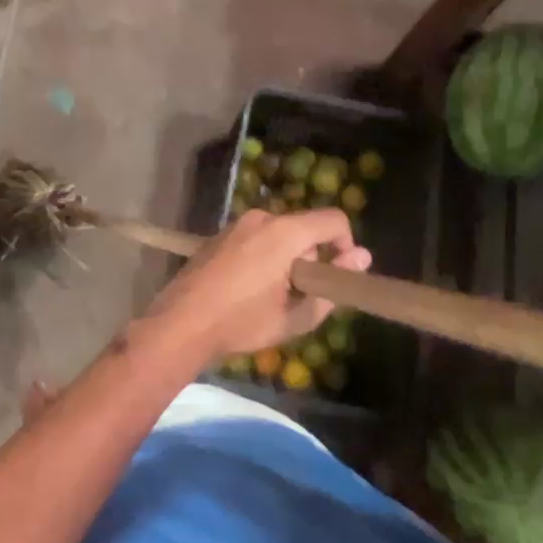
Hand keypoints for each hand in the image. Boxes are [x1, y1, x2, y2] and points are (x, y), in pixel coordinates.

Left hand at [141, 209, 370, 357]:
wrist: (180, 324)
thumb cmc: (242, 322)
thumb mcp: (296, 316)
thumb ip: (332, 286)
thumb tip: (361, 258)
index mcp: (285, 232)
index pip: (333, 220)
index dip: (346, 245)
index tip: (338, 275)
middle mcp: (261, 219)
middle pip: (304, 229)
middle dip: (311, 257)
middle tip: (301, 295)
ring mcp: (236, 225)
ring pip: (278, 235)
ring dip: (285, 259)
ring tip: (272, 297)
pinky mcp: (217, 237)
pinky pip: (254, 240)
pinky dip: (262, 258)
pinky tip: (247, 290)